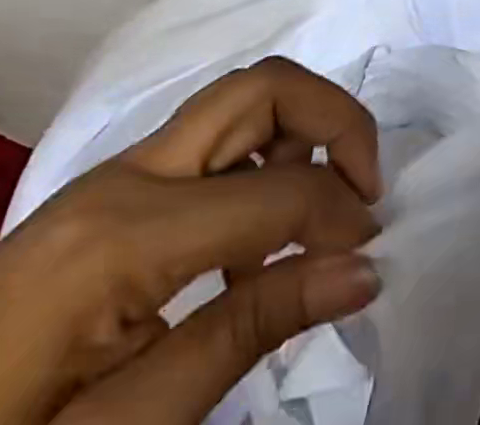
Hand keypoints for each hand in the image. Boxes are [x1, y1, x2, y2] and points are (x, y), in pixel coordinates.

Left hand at [0, 58, 383, 424]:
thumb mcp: (128, 424)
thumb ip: (250, 330)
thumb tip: (368, 268)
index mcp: (123, 234)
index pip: (280, 192)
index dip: (344, 219)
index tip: (371, 263)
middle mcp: (122, 178)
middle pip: (262, 88)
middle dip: (338, 120)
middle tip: (367, 189)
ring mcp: (111, 180)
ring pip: (241, 104)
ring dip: (303, 136)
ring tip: (320, 214)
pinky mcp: (108, 197)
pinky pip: (212, 146)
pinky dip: (265, 162)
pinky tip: (259, 238)